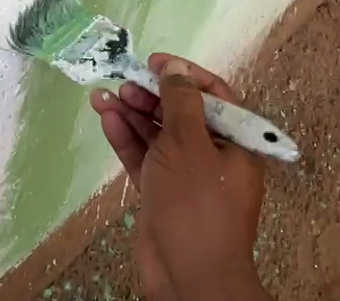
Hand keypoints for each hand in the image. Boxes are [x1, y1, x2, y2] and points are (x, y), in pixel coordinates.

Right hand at [91, 54, 270, 300]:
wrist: (190, 278)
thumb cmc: (198, 204)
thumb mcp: (190, 143)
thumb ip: (181, 100)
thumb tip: (175, 66)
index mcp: (236, 142)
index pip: (213, 94)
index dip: (184, 74)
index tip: (155, 62)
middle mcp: (212, 155)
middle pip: (179, 112)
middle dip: (150, 94)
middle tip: (125, 82)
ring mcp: (184, 175)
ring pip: (157, 133)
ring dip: (131, 113)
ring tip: (104, 96)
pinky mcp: (161, 192)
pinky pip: (143, 156)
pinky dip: (126, 138)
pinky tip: (106, 118)